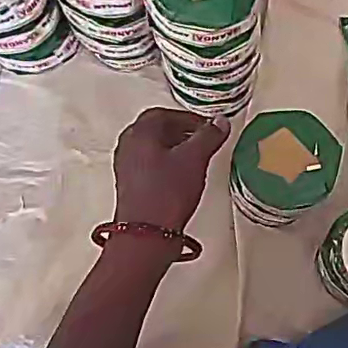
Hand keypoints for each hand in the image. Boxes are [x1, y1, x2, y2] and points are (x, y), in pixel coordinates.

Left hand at [112, 108, 229, 231]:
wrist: (148, 233)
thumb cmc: (168, 191)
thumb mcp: (195, 159)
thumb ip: (209, 136)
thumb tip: (220, 121)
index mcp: (140, 132)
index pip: (164, 113)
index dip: (188, 117)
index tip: (208, 126)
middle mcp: (128, 145)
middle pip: (155, 129)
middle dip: (180, 130)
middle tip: (203, 138)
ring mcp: (126, 166)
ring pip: (152, 147)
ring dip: (174, 147)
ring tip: (196, 157)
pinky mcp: (130, 185)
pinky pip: (149, 164)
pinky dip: (166, 162)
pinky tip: (182, 175)